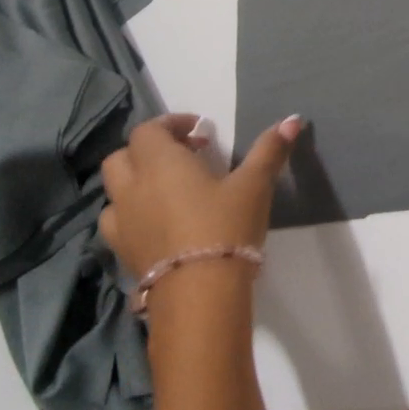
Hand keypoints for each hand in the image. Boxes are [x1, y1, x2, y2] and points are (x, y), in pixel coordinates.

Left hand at [100, 113, 302, 276]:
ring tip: (170, 188)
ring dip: (137, 181)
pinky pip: (117, 221)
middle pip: (123, 156)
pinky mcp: (123, 251)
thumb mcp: (255, 183)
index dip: (171, 124)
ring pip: (115, 190)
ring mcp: (122, 223)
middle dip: (150, 149)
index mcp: (161, 164)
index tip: (200, 129)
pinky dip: (134, 211)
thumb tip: (293, 119)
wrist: (200, 290)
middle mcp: (132, 189)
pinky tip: (161, 220)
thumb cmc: (226, 225)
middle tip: (186, 154)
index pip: (148, 130)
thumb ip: (269, 149)